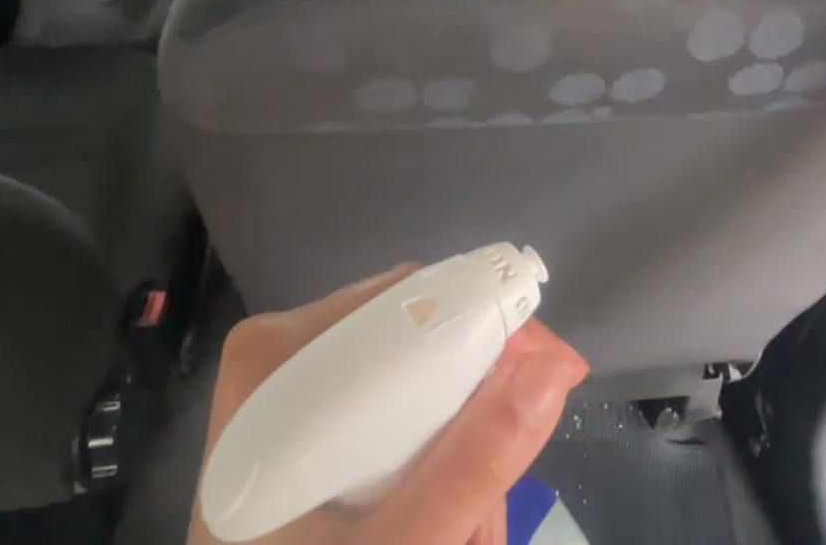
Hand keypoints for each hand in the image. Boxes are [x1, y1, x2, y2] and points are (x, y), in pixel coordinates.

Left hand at [189, 266, 589, 544]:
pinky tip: (444, 500)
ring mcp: (286, 373)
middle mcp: (278, 348)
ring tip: (478, 519)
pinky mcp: (299, 402)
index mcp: (273, 359)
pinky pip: (392, 385)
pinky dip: (432, 439)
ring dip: (464, 429)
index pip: (408, 303)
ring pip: (413, 360)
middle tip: (515, 472)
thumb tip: (550, 370)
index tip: (551, 373)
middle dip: (481, 397)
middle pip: (416, 330)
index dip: (488, 333)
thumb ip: (467, 471)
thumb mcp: (395, 544)